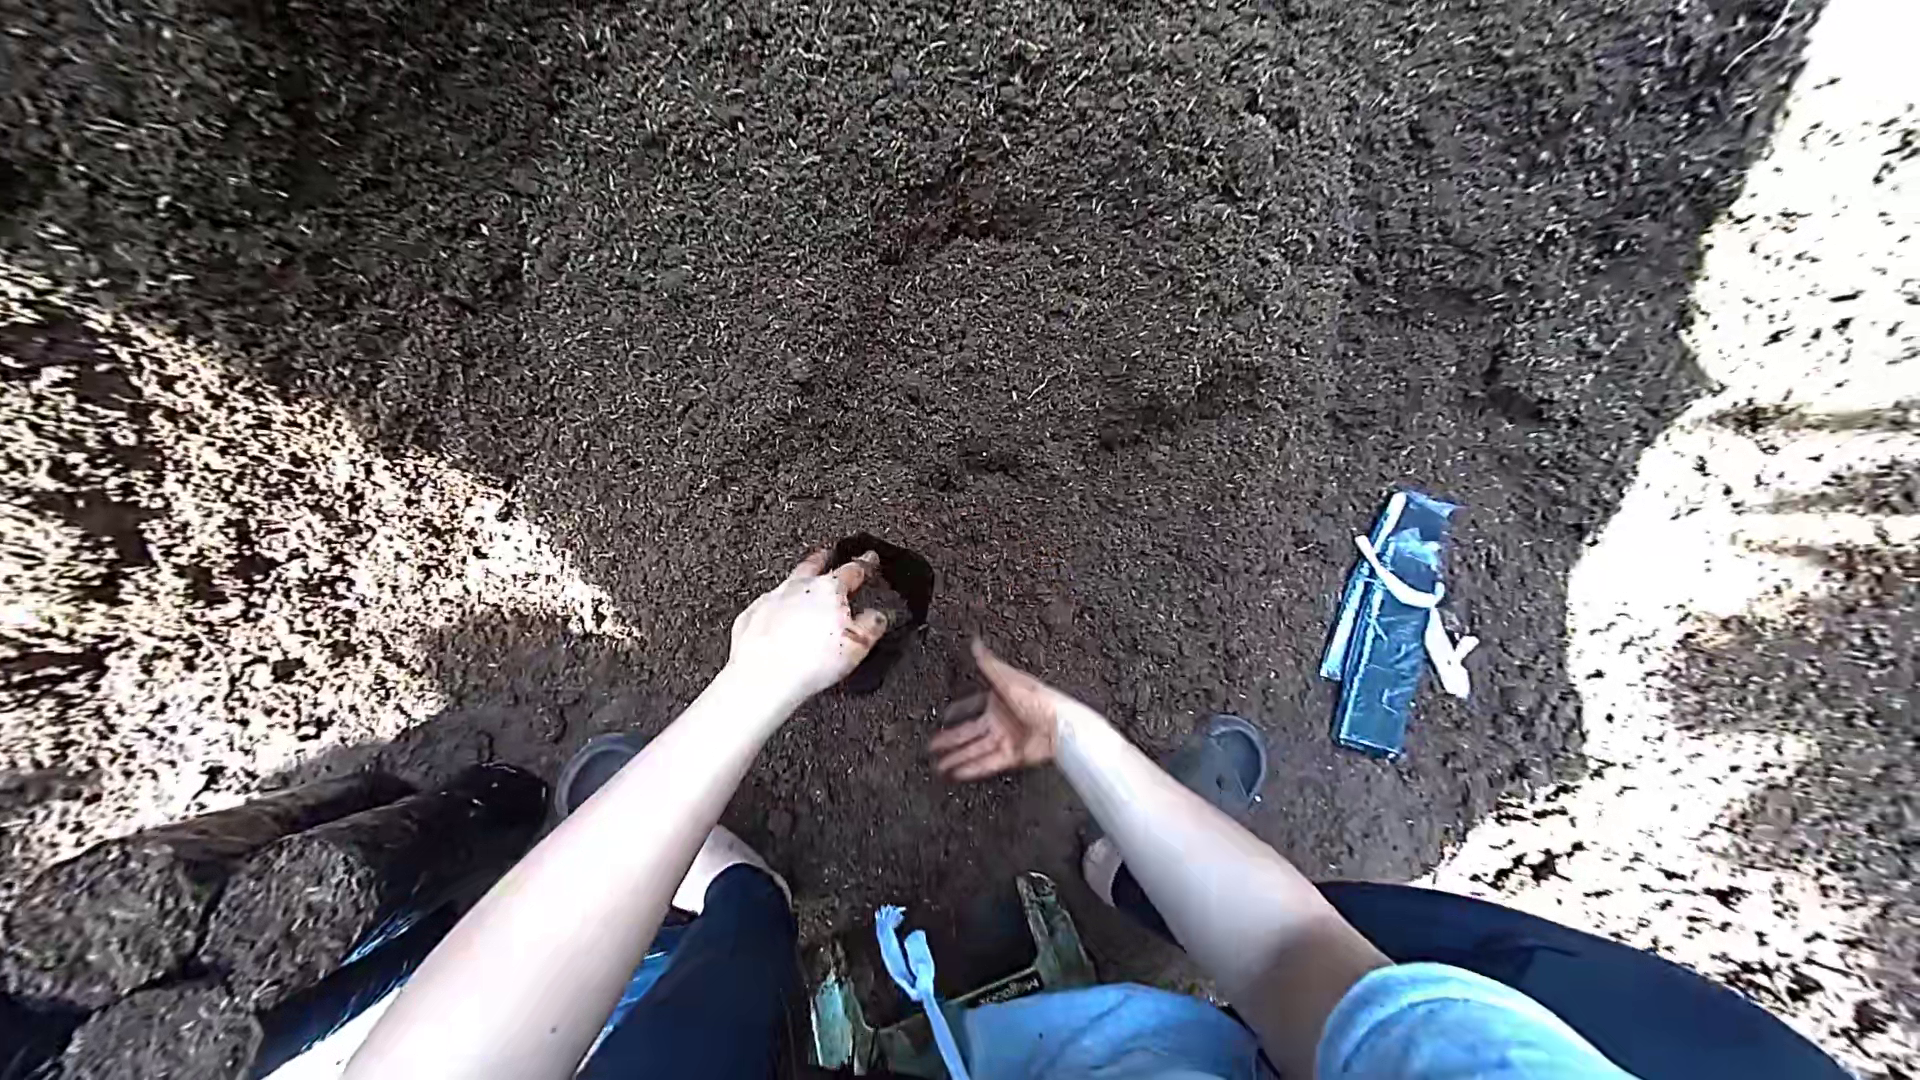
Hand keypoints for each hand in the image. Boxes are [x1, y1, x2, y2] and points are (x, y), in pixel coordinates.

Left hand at [727, 549, 888, 703]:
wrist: (763, 679)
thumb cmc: (809, 663)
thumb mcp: (858, 645)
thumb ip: (873, 624)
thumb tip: (878, 615)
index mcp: (829, 589)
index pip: (853, 569)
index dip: (865, 563)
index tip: (869, 559)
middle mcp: (798, 587)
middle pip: (814, 564)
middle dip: (825, 558)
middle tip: (829, 553)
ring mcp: (771, 600)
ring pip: (789, 582)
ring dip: (799, 581)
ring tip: (805, 585)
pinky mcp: (750, 617)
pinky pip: (766, 605)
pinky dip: (776, 607)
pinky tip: (779, 618)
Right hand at [930, 639, 1089, 780]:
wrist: (1061, 725)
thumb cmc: (1039, 698)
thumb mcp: (1008, 679)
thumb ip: (988, 664)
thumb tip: (975, 642)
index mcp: (999, 699)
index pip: (972, 706)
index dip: (958, 711)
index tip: (943, 717)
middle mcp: (1000, 720)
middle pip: (970, 732)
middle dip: (950, 740)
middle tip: (932, 748)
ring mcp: (1006, 738)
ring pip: (976, 750)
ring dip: (957, 757)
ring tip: (939, 766)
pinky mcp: (1012, 755)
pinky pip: (988, 763)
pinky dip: (973, 769)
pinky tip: (958, 773)